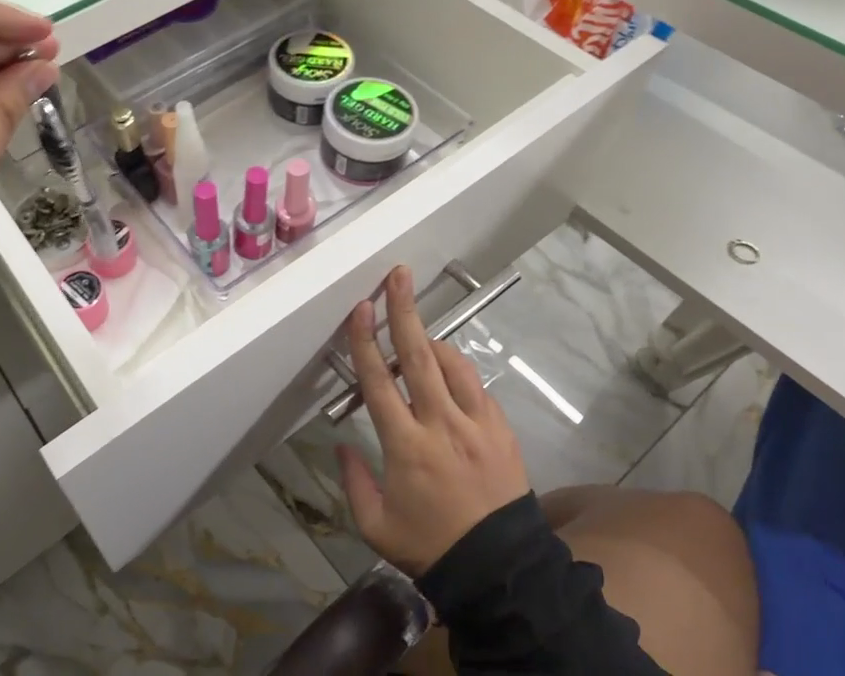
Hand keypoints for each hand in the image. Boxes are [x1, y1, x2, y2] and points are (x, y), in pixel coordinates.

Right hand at [336, 266, 531, 576]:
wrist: (501, 570)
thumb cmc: (430, 546)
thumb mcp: (376, 526)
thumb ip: (353, 480)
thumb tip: (342, 444)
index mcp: (406, 446)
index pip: (379, 381)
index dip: (365, 341)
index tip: (360, 309)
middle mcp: (442, 425)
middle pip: (419, 355)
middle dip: (405, 311)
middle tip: (398, 275)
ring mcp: (477, 425)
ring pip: (452, 364)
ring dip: (431, 342)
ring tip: (417, 334)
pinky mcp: (501, 430)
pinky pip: (477, 387)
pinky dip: (457, 372)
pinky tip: (447, 375)